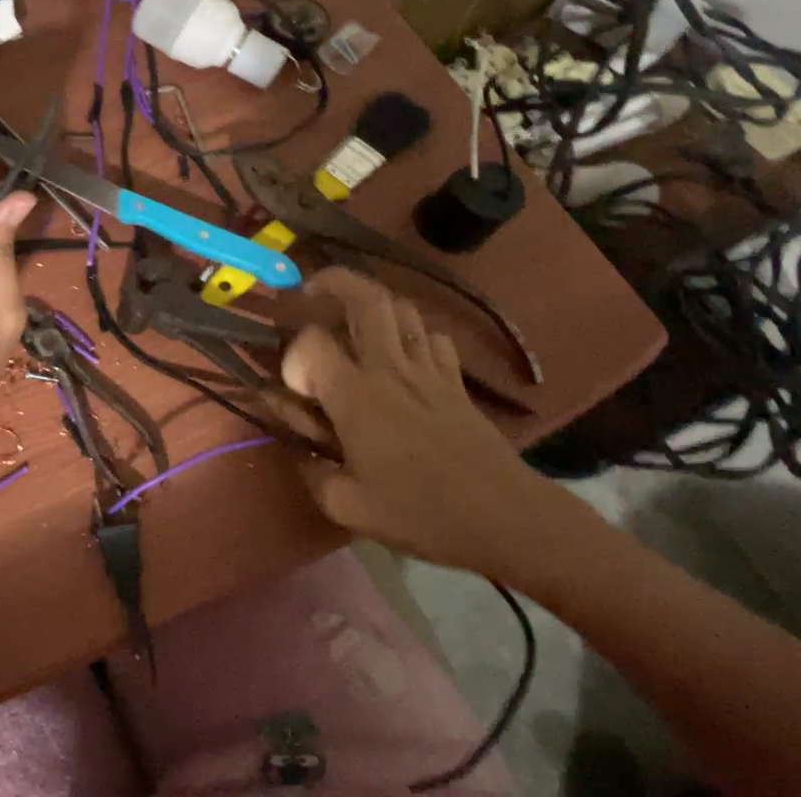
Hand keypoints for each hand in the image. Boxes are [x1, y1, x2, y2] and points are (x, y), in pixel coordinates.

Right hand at [280, 268, 591, 579]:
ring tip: (355, 324)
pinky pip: (433, 338)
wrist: (508, 518)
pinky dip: (412, 336)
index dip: (293, 355)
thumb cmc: (421, 513)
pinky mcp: (456, 383)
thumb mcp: (348, 506)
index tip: (294, 389)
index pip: (311, 341)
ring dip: (374, 306)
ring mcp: (429, 371)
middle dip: (335, 282)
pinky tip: (403, 358)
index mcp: (355, 396)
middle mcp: (391, 369)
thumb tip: (295, 448)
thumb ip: (310, 470)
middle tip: (312, 290)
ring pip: (403, 309)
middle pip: (366, 298)